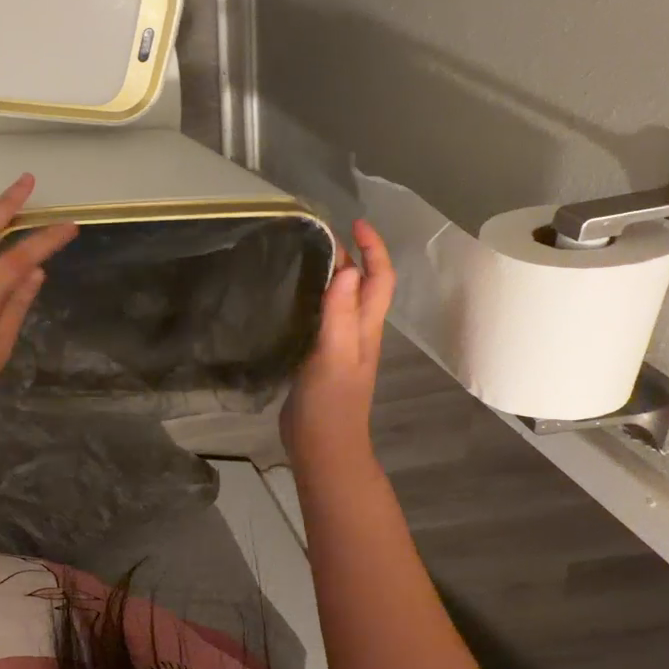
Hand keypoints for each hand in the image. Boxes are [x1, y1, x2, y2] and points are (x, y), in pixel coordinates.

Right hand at [282, 219, 395, 466]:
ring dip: (333, 276)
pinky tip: (290, 299)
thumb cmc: (330, 402)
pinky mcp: (319, 358)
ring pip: (343, 301)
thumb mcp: (334, 354)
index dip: (372, 249)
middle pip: (364, 286)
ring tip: (305, 257)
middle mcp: (357, 332)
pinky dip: (313, 299)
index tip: (354, 222)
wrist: (322, 446)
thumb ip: (340, 314)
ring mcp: (339, 347)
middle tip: (322, 235)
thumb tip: (349, 269)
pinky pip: (322, 318)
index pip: (379, 278)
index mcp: (365, 328)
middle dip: (353, 256)